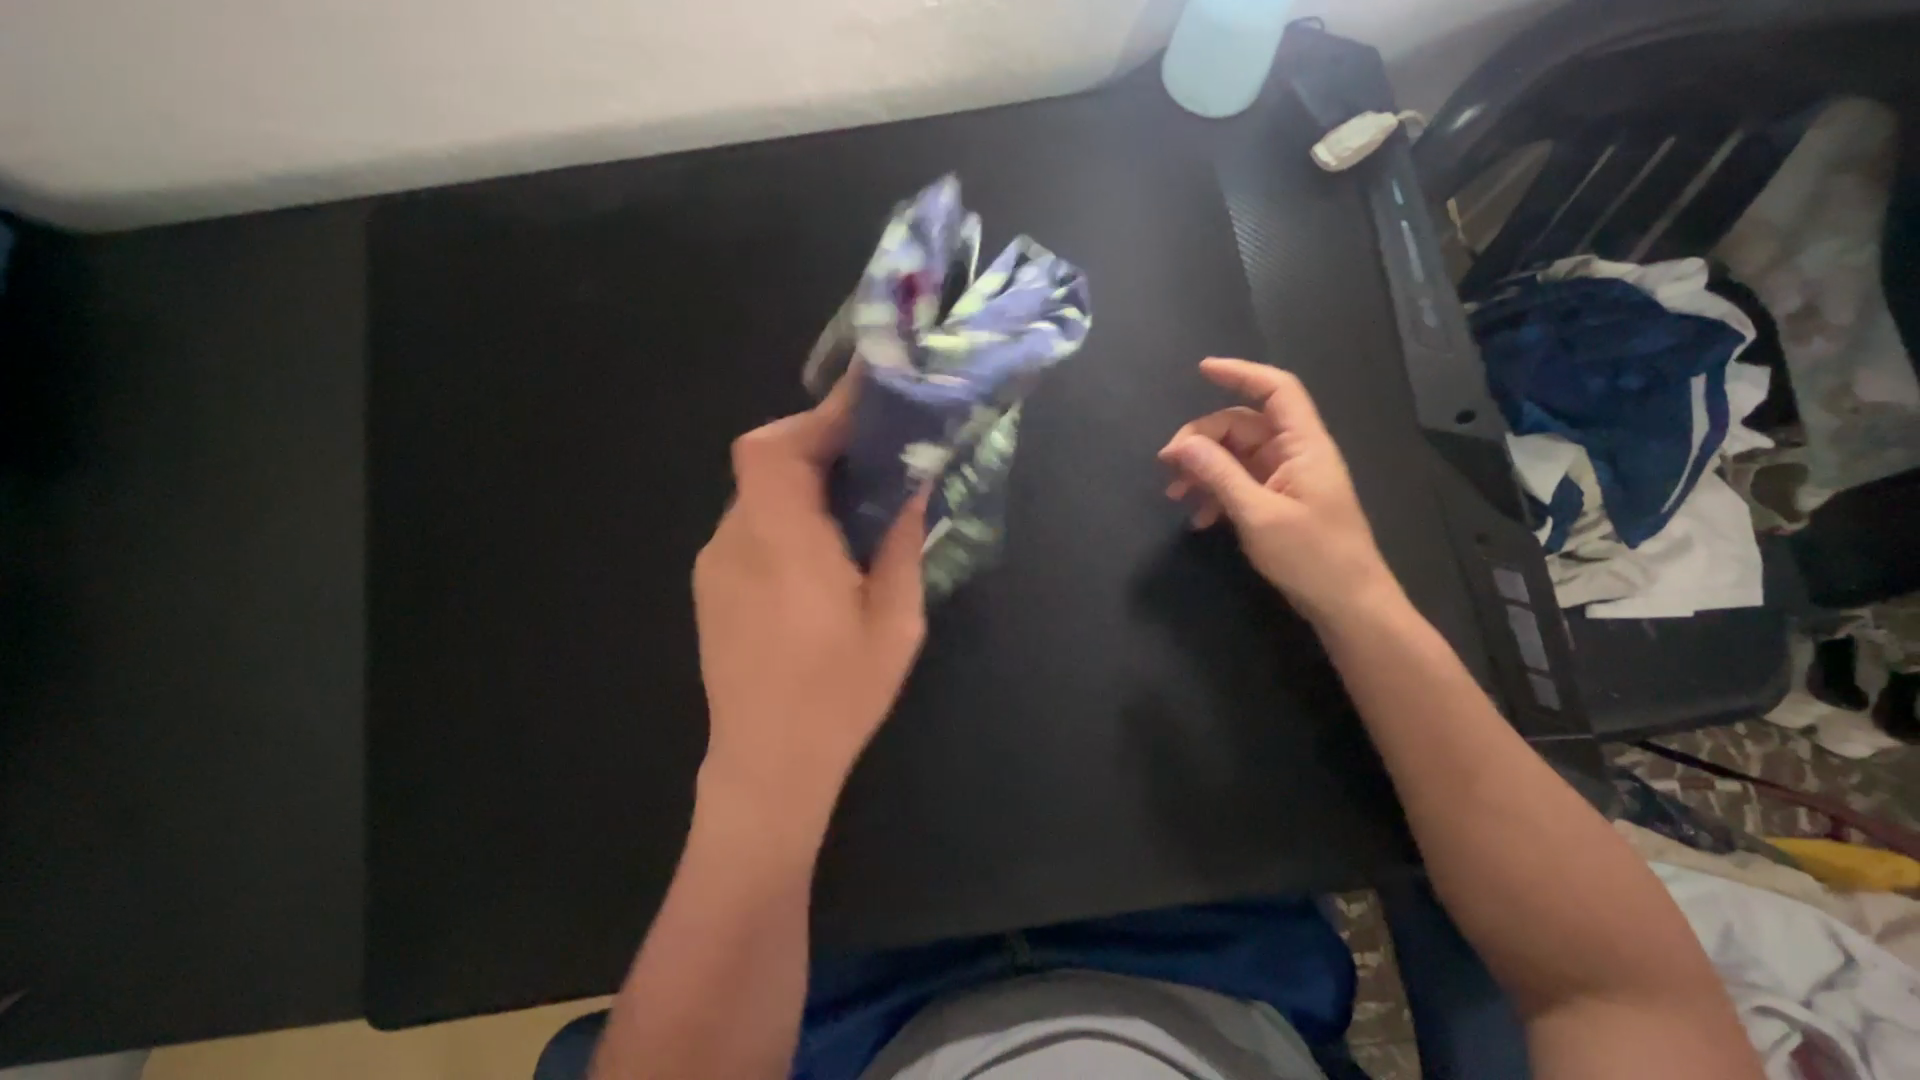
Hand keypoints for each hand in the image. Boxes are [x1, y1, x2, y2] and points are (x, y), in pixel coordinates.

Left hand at [693, 378, 929, 832]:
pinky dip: (788, 512)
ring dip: (805, 478)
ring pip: (758, 490)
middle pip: (765, 459)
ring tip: (858, 502)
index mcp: (782, 548)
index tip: (870, 403)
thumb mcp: (894, 623)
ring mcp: (715, 563)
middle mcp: (736, 543)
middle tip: (877, 452)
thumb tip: (912, 485)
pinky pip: (751, 523)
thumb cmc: (838, 698)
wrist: (766, 767)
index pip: (775, 450)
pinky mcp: (711, 584)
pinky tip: (822, 549)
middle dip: (822, 442)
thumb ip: (900, 545)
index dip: (819, 416)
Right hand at [1159, 357, 1402, 624]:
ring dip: (1203, 470)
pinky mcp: (1279, 503)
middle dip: (1202, 439)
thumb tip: (1181, 444)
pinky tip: (1198, 519)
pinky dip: (1216, 494)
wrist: (1348, 604)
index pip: (1275, 390)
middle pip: (1243, 425)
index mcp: (1303, 445)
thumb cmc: (1311, 556)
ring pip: (1237, 456)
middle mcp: (1296, 454)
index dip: (1241, 373)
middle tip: (1168, 465)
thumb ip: (1219, 474)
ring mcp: (1287, 479)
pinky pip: (1240, 484)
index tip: (1201, 370)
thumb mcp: (1257, 514)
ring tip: (1175, 495)